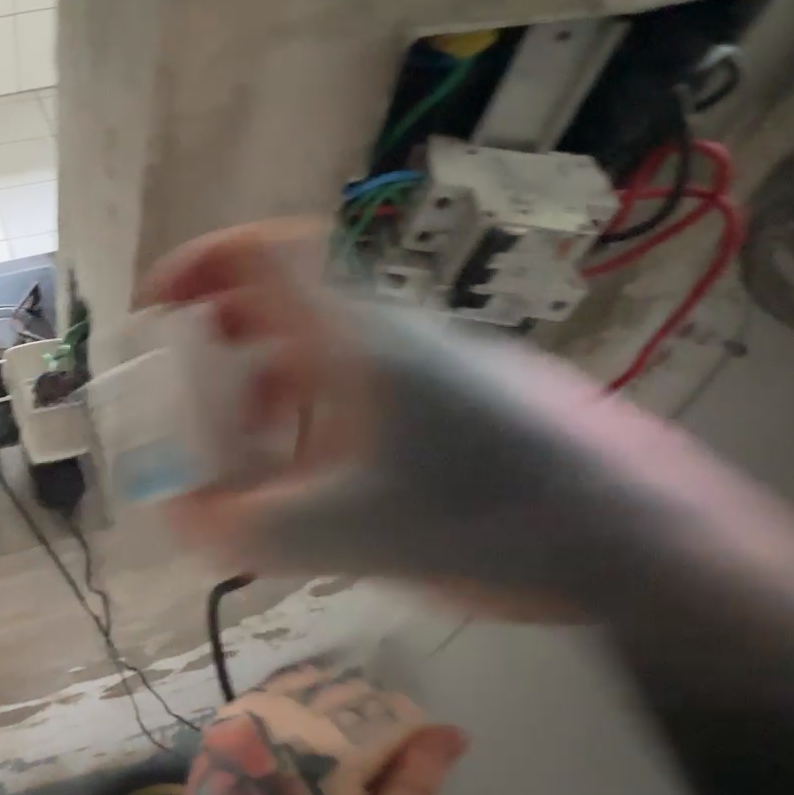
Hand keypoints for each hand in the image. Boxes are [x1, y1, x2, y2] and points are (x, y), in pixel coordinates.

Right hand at [144, 218, 613, 621]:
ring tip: (250, 440)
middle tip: (190, 382)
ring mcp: (432, 359)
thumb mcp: (342, 533)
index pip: (265, 255)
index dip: (200, 264)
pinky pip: (364, 378)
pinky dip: (318, 406)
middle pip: (288, 297)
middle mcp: (389, 331)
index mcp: (353, 338)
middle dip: (224, 333)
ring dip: (270, 378)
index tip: (157, 305)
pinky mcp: (462, 393)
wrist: (636, 539)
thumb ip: (243, 527)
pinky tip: (324, 472)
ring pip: (326, 343)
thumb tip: (178, 519)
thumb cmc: (482, 516)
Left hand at [163, 656, 467, 794]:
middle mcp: (295, 713)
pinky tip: (313, 722)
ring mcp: (257, 707)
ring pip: (321, 680)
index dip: (417, 733)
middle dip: (381, 717)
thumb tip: (454, 733)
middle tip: (379, 761)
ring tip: (346, 746)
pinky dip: (306, 691)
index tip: (414, 761)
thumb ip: (417, 785)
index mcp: (337, 749)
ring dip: (344, 700)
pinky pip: (281, 681)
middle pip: (358, 692)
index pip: (398, 713)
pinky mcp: (233, 710)